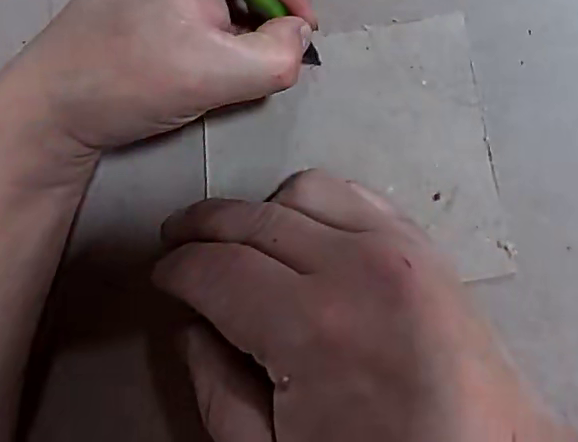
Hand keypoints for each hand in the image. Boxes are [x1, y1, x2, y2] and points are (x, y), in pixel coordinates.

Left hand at [0, 0, 318, 154]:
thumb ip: (277, 54)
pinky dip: (220, 35)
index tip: (291, 36)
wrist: (46, 114)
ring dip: (244, 29)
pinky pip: (207, 4)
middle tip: (257, 59)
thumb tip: (299, 35)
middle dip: (267, 13)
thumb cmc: (127, 79)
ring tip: (224, 68)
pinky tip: (201, 66)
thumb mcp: (215, 72)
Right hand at [153, 171, 573, 441]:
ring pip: (298, 189)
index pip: (217, 269)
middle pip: (250, 219)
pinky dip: (311, 201)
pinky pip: (348, 190)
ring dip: (259, 211)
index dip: (177, 268)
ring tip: (240, 241)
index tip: (160, 273)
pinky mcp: (417, 236)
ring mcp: (391, 241)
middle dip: (201, 227)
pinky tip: (298, 227)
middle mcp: (351, 265)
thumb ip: (217, 389)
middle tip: (176, 241)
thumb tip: (189, 318)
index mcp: (311, 328)